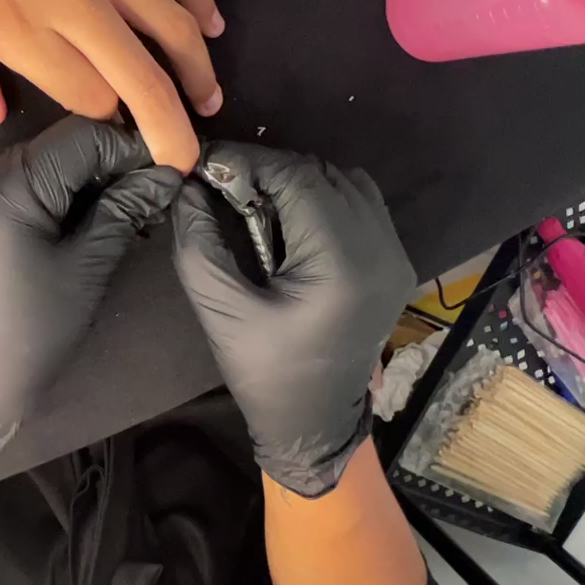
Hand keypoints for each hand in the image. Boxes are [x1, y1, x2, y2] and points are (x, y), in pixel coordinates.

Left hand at [0, 117, 181, 481]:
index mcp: (4, 190)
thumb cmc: (31, 337)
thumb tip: (166, 174)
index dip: (127, 147)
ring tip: (113, 212)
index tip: (164, 168)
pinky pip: (3, 190)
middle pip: (51, 148)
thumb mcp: (86, 270)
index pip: (78, 138)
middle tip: (144, 194)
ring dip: (73, 182)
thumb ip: (124, 210)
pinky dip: (40, 198)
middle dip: (102, 165)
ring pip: (28, 167)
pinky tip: (69, 224)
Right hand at [171, 144, 415, 496]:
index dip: (249, 162)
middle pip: (323, 175)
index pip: (297, 179)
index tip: (208, 163)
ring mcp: (395, 255)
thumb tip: (189, 187)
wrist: (315, 423)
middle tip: (225, 184)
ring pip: (346, 183)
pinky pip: (362, 206)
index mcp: (340, 264)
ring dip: (298, 181)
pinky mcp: (396, 263)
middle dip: (270, 170)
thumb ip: (198, 242)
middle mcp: (380, 249)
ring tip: (256, 200)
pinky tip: (291, 221)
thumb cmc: (264, 373)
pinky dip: (323, 199)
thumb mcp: (220, 310)